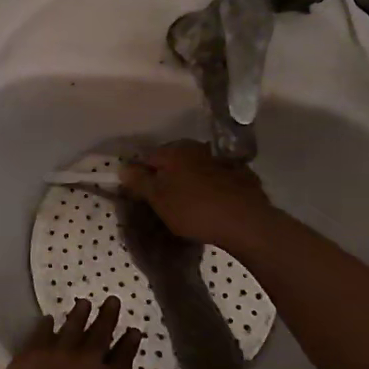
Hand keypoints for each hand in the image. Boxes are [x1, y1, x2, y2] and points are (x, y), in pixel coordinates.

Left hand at [0, 297, 169, 368]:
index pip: (125, 354)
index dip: (130, 340)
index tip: (133, 330)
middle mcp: (86, 362)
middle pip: (100, 331)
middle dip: (109, 315)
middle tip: (112, 300)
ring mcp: (55, 358)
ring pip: (71, 326)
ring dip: (80, 313)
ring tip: (84, 303)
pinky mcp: (27, 360)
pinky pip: (40, 334)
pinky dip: (47, 325)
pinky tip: (48, 320)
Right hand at [120, 140, 276, 250]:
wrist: (245, 221)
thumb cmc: (195, 210)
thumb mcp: (159, 199)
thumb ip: (140, 181)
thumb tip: (123, 167)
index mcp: (175, 151)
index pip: (149, 157)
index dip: (142, 175)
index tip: (142, 194)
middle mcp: (198, 147)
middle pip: (174, 160)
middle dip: (167, 175)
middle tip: (165, 201)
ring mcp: (222, 158)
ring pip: (197, 166)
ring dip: (191, 179)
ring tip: (190, 203)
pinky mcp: (241, 172)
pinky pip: (218, 176)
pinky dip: (212, 185)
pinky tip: (213, 202)